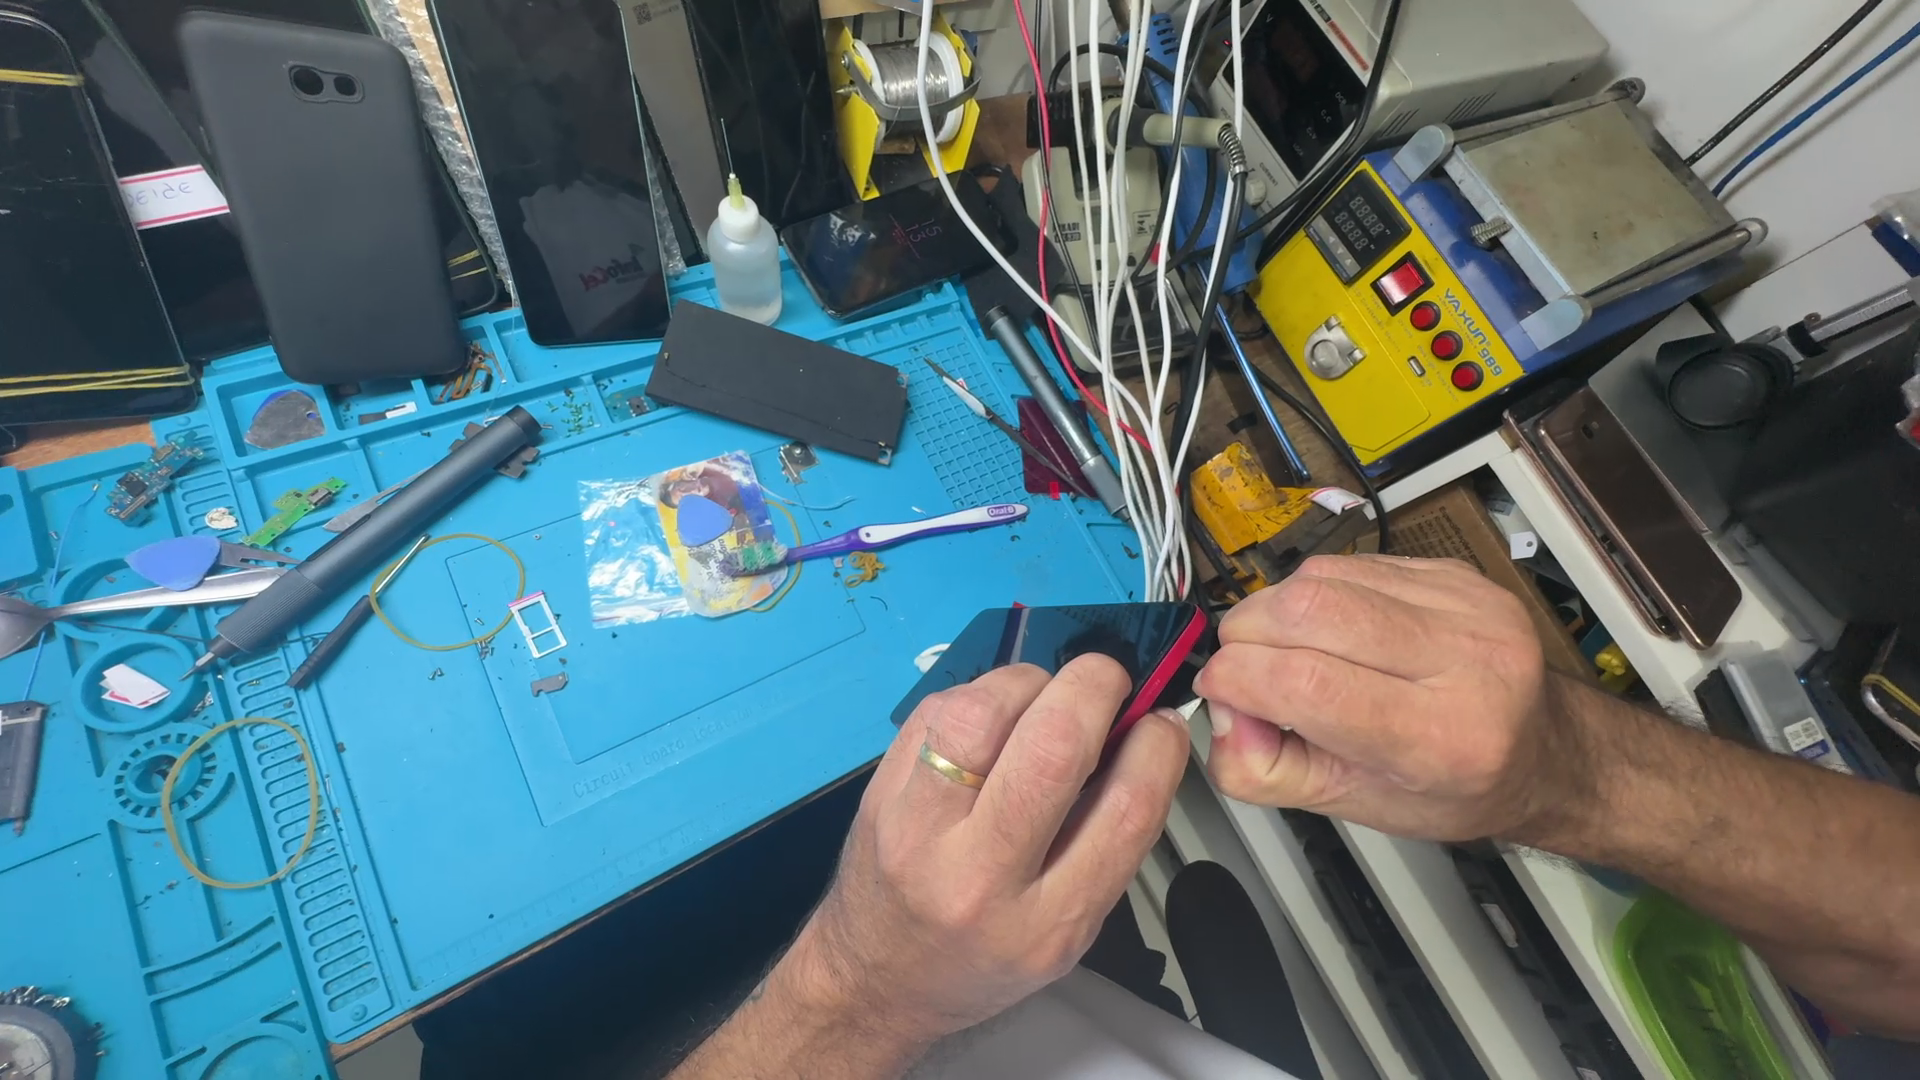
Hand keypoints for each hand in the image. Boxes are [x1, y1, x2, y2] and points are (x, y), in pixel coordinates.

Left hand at [783, 657, 1189, 1049]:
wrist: (874, 977)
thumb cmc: (982, 957)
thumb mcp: (1065, 929)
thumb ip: (1107, 836)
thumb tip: (1140, 730)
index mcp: (1045, 925)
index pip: (1122, 812)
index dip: (1157, 747)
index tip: (1162, 719)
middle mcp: (977, 874)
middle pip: (1051, 747)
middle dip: (1095, 687)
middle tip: (1109, 680)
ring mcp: (916, 824)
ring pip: (982, 710)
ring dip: (1031, 681)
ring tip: (1045, 694)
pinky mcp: (880, 783)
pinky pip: (940, 705)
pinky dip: (982, 692)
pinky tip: (996, 712)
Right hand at [1194, 555, 1585, 841]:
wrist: (1546, 751)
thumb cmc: (1448, 788)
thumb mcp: (1347, 806)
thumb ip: (1262, 771)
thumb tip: (1221, 712)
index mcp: (1442, 741)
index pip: (1304, 683)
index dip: (1235, 679)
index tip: (1217, 689)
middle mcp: (1465, 661)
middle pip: (1306, 611)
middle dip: (1244, 633)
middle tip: (1243, 665)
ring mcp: (1465, 605)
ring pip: (1317, 578)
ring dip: (1272, 609)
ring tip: (1286, 647)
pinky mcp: (1453, 572)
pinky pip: (1345, 564)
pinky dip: (1310, 594)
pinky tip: (1327, 627)